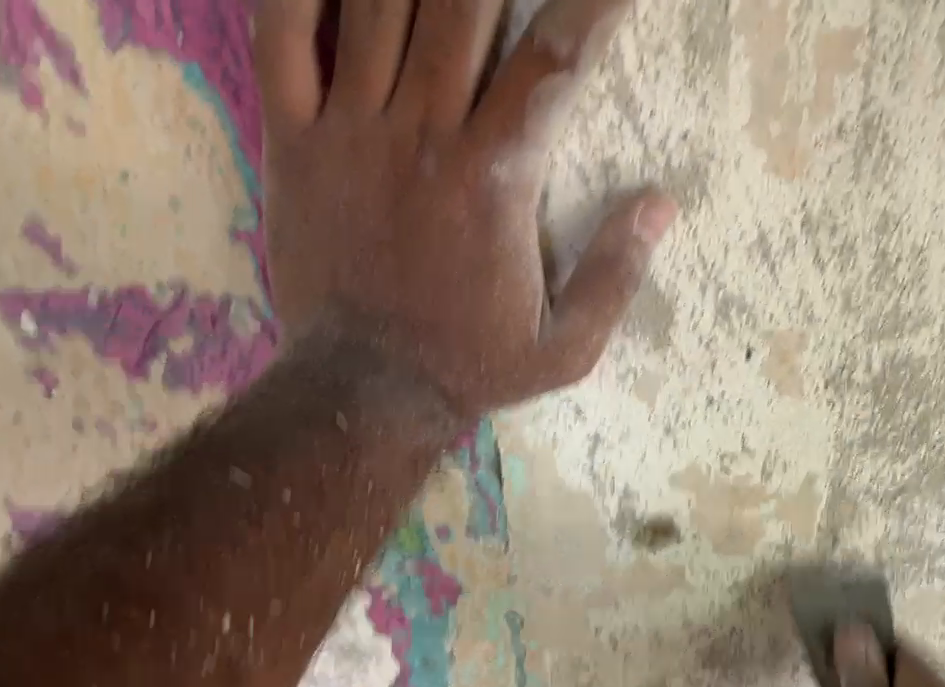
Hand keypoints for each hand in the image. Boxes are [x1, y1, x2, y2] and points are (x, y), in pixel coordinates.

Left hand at [253, 0, 675, 418]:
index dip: (589, 6)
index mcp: (496, 180)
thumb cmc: (473, 366)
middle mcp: (424, 135)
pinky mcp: (292, 140)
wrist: (367, 390)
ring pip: (379, 2)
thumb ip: (615, 275)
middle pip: (463, 5)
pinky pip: (283, 35)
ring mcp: (350, 129)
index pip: (552, 64)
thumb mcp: (566, 347)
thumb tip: (661, 204)